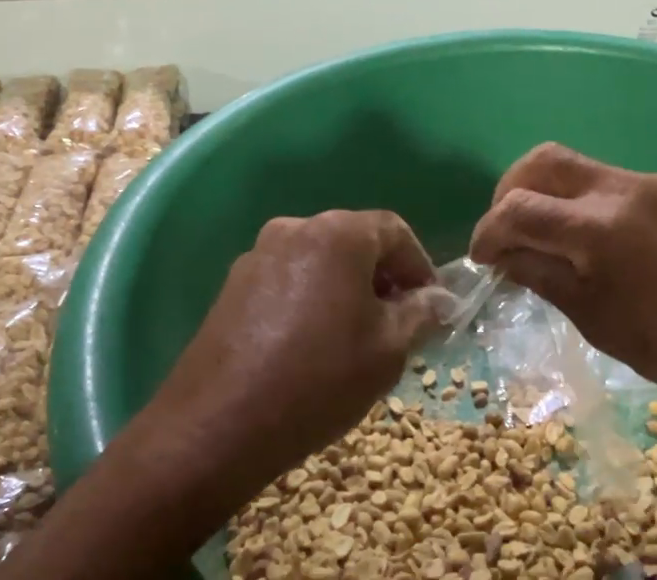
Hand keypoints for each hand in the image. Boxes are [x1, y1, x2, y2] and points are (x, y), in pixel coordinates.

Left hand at [136, 209, 441, 483]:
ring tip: (356, 339)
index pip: (394, 230)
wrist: (218, 426)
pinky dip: (311, 301)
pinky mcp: (232, 288)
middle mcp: (295, 229)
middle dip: (383, 277)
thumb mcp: (388, 350)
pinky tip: (313, 346)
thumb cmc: (319, 380)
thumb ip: (421, 313)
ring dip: (346, 289)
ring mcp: (258, 257)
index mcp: (338, 234)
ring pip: (320, 262)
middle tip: (399, 323)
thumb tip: (439, 299)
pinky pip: (289, 281)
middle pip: (354, 241)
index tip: (432, 306)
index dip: (420, 266)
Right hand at [468, 144, 656, 443]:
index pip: (517, 209)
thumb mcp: (596, 320)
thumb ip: (543, 275)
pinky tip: (580, 238)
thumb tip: (503, 254)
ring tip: (538, 235)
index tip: (480, 258)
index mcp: (599, 229)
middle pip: (541, 161)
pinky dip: (575, 198)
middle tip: (504, 233)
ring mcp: (646, 182)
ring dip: (543, 191)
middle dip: (509, 192)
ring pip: (572, 164)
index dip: (487, 232)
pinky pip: (602, 178)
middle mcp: (619, 189)